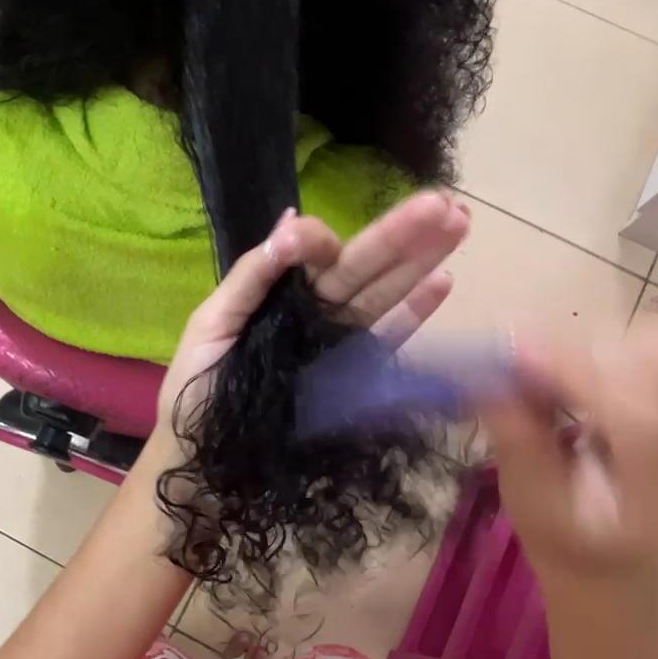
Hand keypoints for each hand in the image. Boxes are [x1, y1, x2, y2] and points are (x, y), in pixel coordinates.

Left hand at [156, 191, 470, 430]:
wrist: (204, 456)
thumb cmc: (197, 389)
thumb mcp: (212, 323)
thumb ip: (251, 275)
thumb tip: (290, 219)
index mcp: (278, 291)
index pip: (315, 254)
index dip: (326, 240)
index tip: (323, 243)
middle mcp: (314, 310)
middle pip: (361, 266)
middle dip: (402, 233)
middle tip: (445, 202)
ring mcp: (335, 342)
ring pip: (383, 293)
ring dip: (422, 260)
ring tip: (460, 223)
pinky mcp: (350, 376)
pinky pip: (387, 340)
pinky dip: (416, 314)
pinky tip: (446, 282)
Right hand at [480, 324, 657, 577]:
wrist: (623, 554)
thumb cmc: (569, 534)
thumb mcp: (531, 505)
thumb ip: (519, 442)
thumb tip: (494, 376)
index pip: (644, 423)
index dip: (580, 374)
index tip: (521, 349)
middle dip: (590, 356)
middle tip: (539, 367)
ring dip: (615, 351)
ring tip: (578, 382)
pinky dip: (646, 351)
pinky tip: (621, 381)